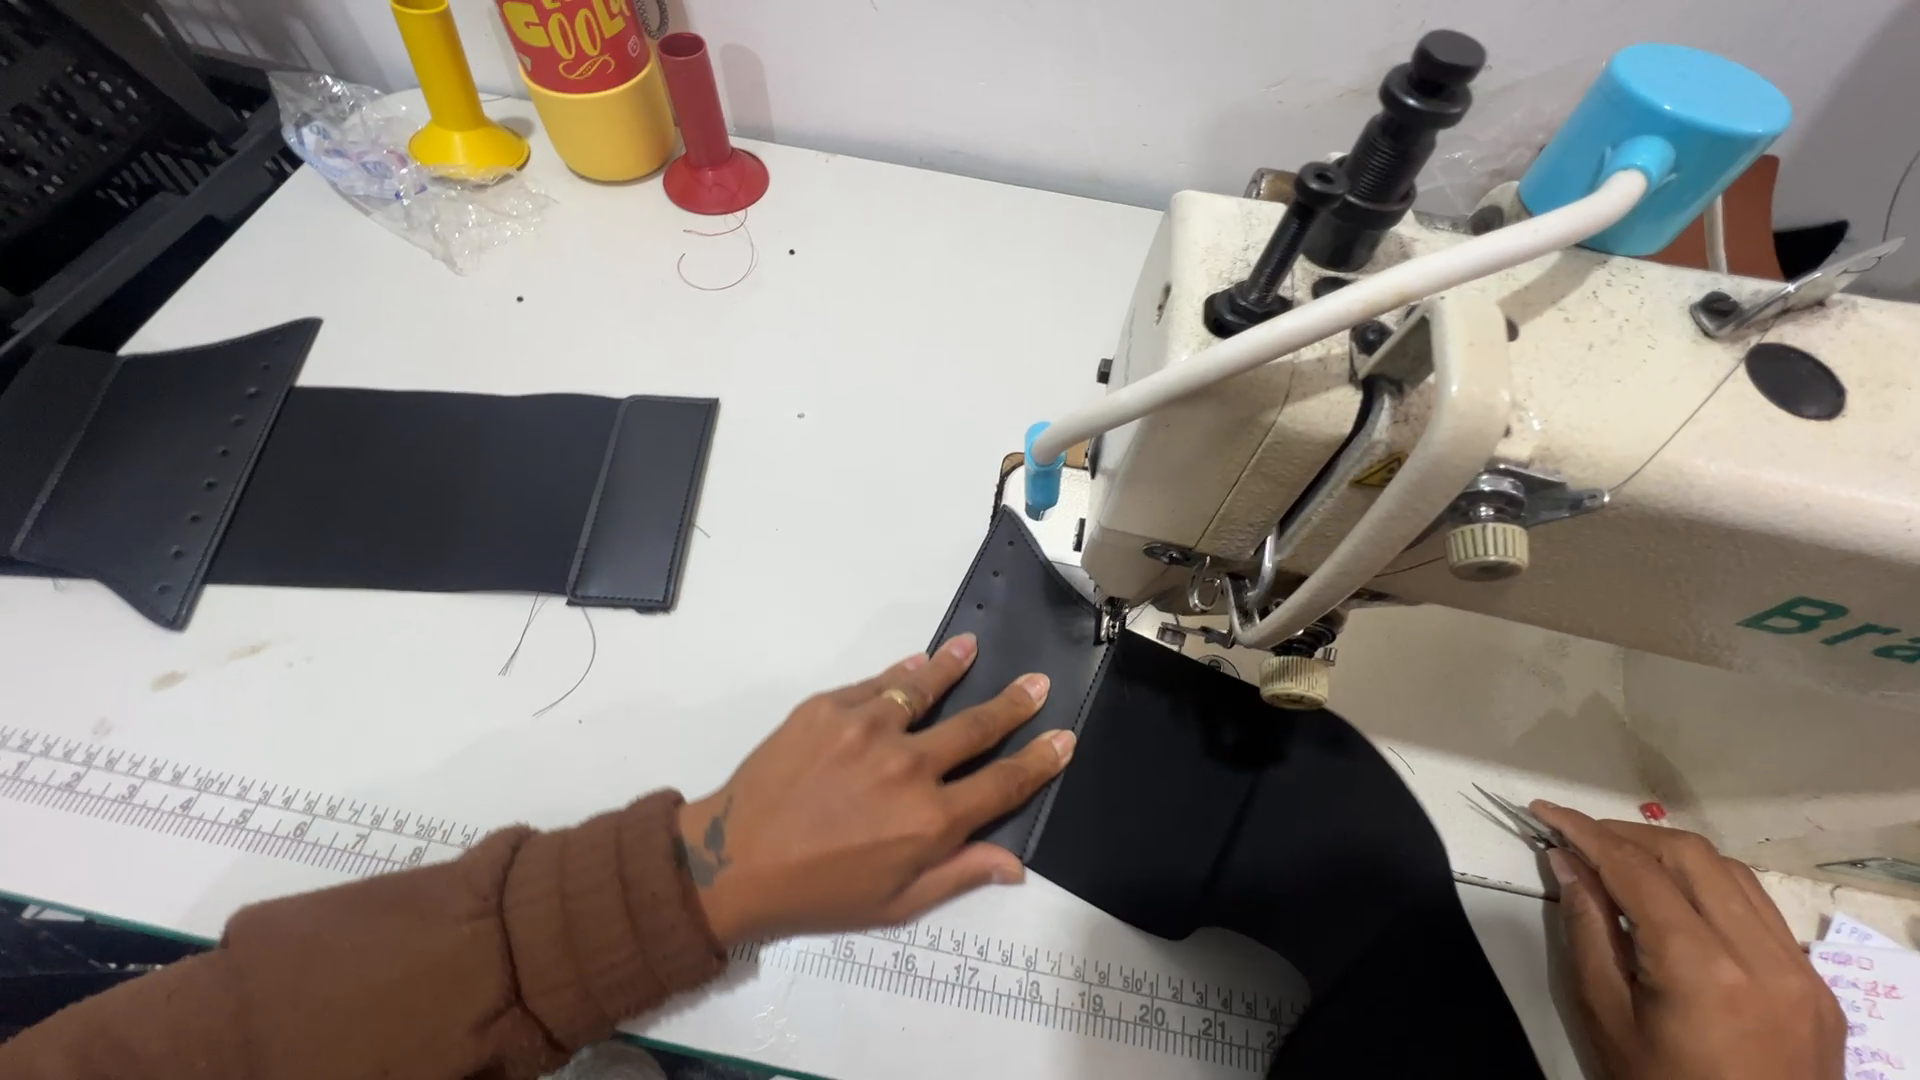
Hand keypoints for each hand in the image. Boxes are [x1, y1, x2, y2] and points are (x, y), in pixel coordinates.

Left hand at [677, 633, 1074, 945]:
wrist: (732, 861)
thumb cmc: (819, 892)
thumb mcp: (895, 903)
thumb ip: (959, 874)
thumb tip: (1017, 864)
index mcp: (930, 820)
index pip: (1003, 783)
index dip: (1040, 760)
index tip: (1063, 738)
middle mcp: (908, 766)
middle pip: (976, 727)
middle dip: (1012, 705)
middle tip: (1035, 683)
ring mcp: (867, 728)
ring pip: (925, 689)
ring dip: (954, 667)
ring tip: (974, 647)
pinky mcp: (829, 706)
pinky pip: (877, 683)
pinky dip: (902, 671)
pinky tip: (919, 661)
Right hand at [1531, 803, 1844, 1079]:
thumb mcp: (1603, 1009)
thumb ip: (1586, 927)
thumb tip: (1566, 861)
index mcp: (1703, 967)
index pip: (1636, 868)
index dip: (1584, 831)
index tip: (1544, 812)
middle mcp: (1763, 958)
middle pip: (1691, 855)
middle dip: (1626, 834)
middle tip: (1577, 837)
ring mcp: (1800, 973)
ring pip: (1731, 873)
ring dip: (1669, 854)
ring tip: (1619, 861)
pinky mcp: (1816, 988)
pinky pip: (1758, 910)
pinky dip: (1707, 885)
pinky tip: (1671, 899)